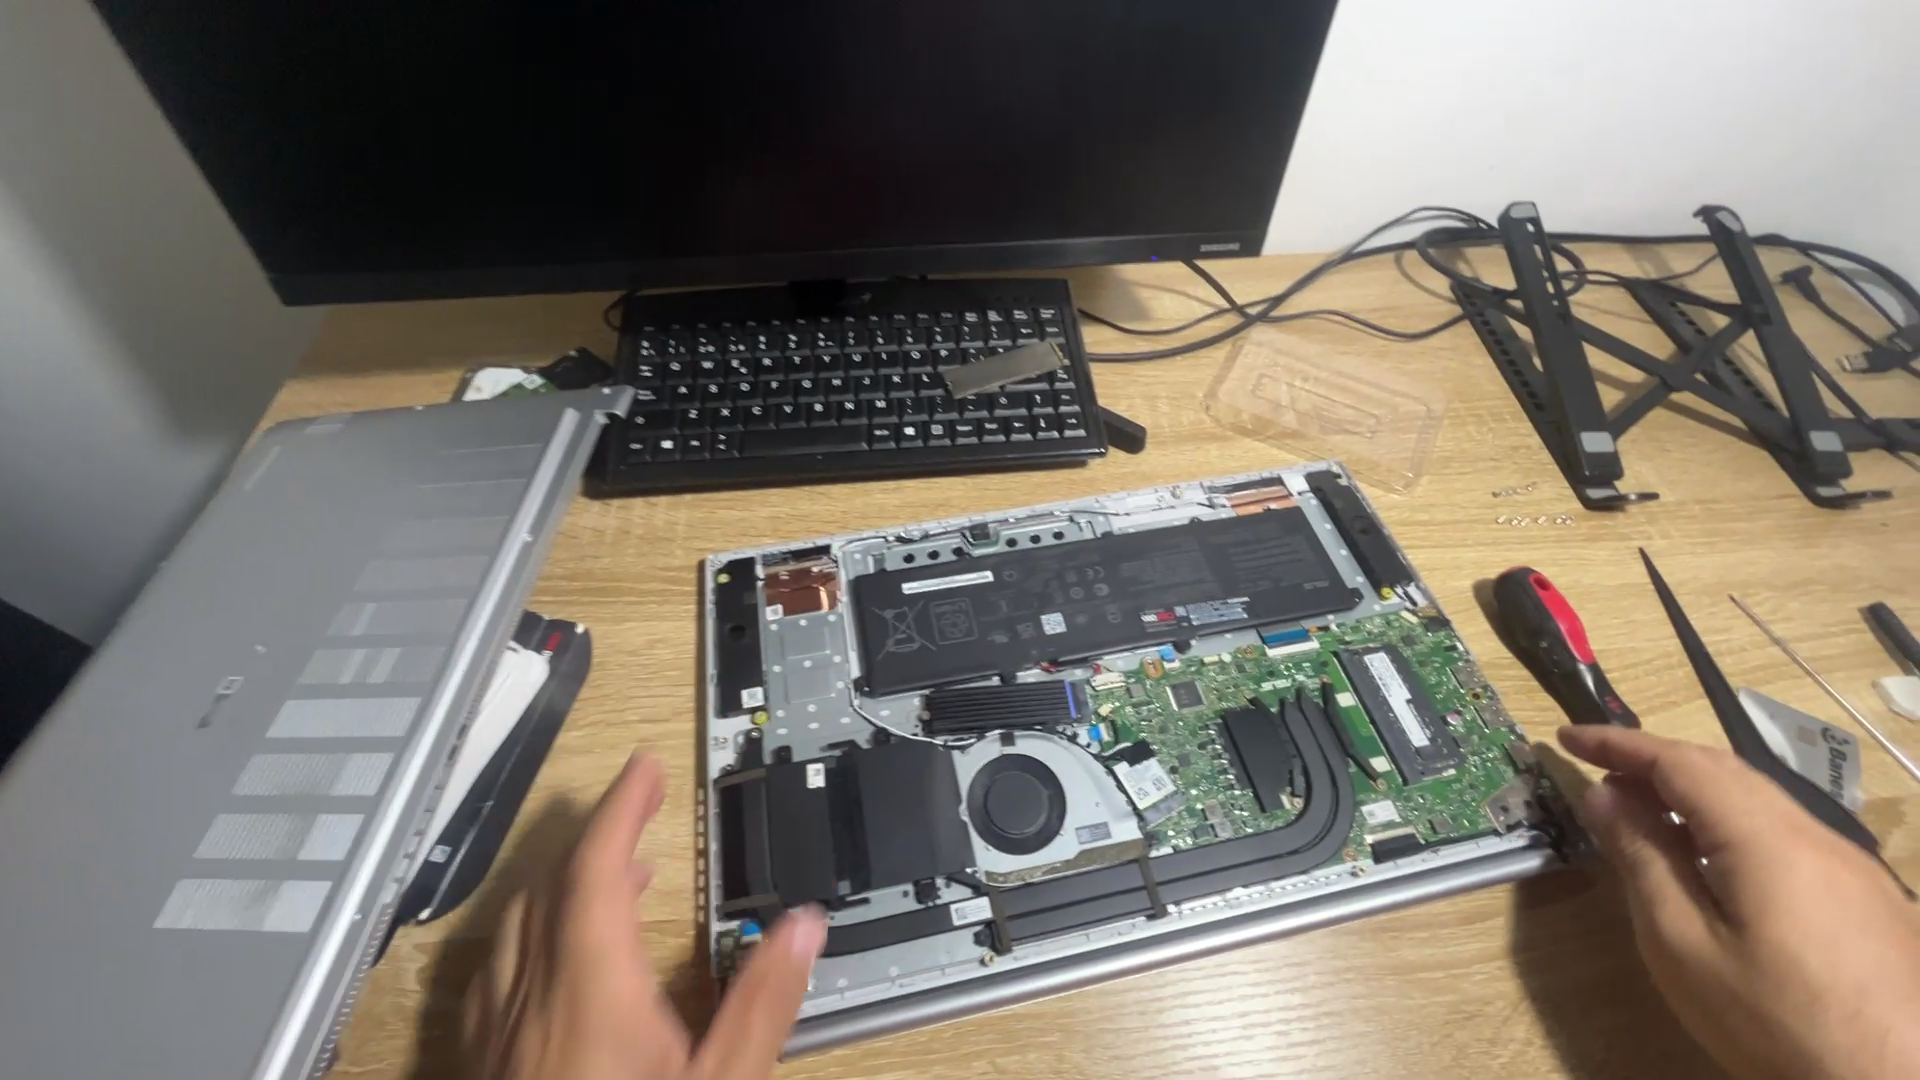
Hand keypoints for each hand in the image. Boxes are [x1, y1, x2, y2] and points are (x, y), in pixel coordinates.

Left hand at [464, 752, 828, 1079]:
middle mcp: (527, 1005)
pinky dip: (536, 937)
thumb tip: (805, 923)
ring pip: (514, 931)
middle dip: (596, 837)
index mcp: (587, 994)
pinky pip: (497, 978)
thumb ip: (761, 1003)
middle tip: (642, 810)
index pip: (593, 871)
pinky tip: (559, 963)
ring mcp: (493, 1044)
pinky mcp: (481, 1077)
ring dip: (565, 884)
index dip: (619, 809)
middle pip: (547, 889)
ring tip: (620, 877)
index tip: (645, 769)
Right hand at [1557, 725, 1919, 1079]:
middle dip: (1651, 757)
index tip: (1565, 738)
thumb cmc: (1777, 1020)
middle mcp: (1818, 840)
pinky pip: (1781, 832)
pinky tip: (1698, 849)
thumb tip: (1604, 795)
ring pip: (1757, 799)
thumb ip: (1640, 856)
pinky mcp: (1869, 904)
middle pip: (1724, 771)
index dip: (1618, 743)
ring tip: (1634, 804)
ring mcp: (1854, 873)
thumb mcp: (1680, 940)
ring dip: (1687, 786)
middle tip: (1592, 764)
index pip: (1680, 763)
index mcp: (1768, 840)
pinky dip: (1722, 817)